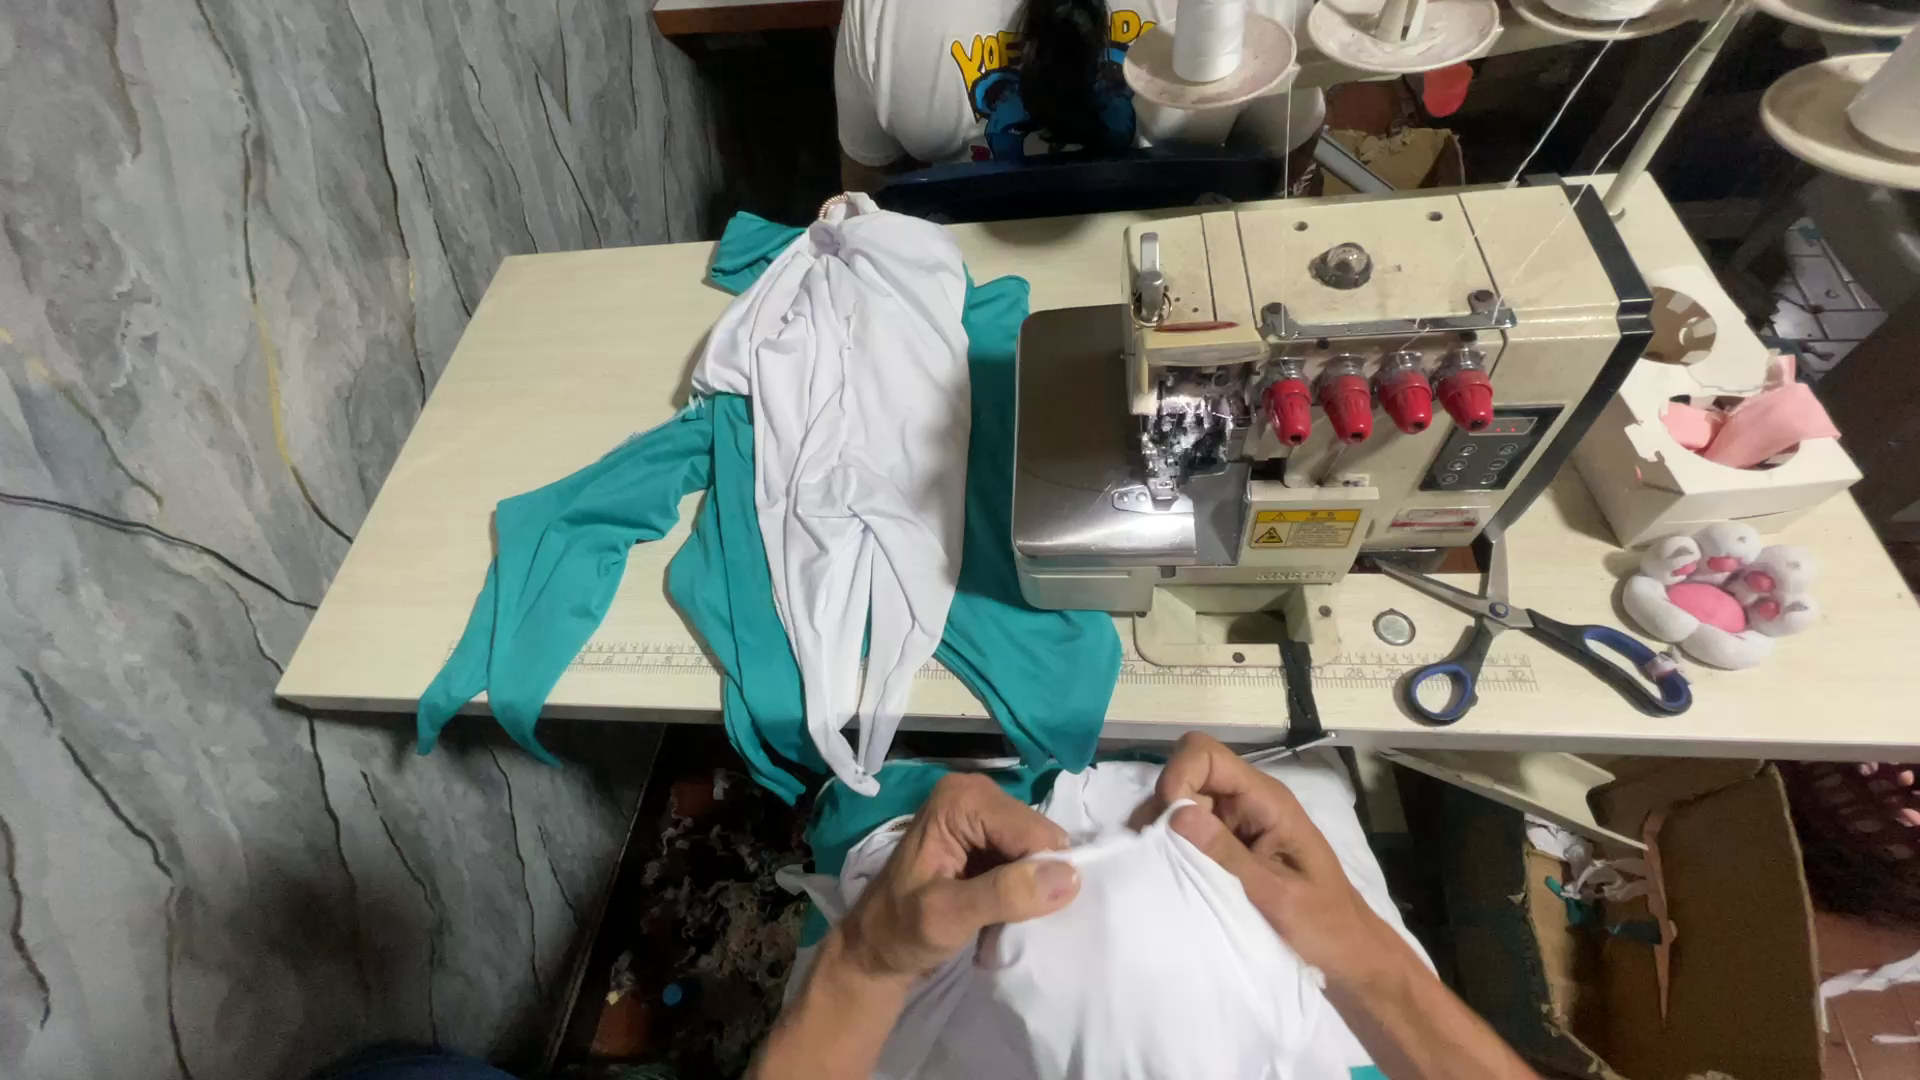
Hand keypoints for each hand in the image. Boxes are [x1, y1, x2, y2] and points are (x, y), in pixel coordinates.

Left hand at [835, 773, 1081, 980]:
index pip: (1033, 830)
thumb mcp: (947, 916)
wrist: (875, 945)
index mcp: (962, 799)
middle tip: (1010, 914)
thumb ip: (1004, 893)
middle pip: (1038, 834)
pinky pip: (1027, 854)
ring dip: (1031, 882)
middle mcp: (975, 792)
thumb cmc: (900, 929)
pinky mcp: (987, 832)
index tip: (1024, 913)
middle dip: (1035, 876)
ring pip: (1037, 846)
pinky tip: (1004, 903)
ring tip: (1006, 911)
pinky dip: (1023, 882)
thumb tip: (1068, 876)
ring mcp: (982, 811)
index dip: (1042, 873)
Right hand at [1152, 733, 1409, 987]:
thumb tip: (1176, 813)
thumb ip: (1227, 855)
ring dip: (1166, 828)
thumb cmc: (1326, 927)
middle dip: (1165, 806)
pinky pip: (1188, 825)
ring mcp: (1235, 818)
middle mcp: (1247, 798)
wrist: (1351, 958)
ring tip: (1165, 866)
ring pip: (1182, 799)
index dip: (1178, 776)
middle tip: (1162, 852)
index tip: (1167, 823)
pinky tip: (1175, 871)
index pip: (1206, 754)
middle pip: (1188, 773)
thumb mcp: (1278, 897)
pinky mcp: (1227, 839)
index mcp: (1266, 800)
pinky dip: (1173, 843)